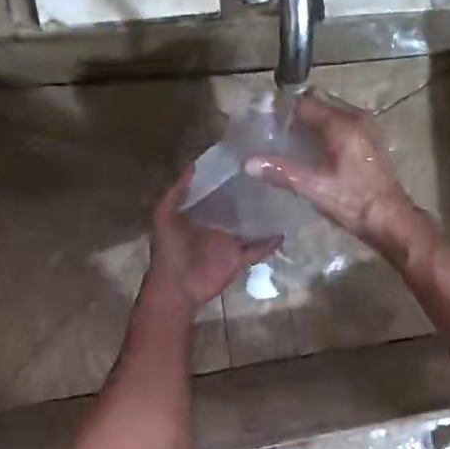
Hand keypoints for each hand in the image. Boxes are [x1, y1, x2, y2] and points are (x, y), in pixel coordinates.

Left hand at [140, 166, 281, 320]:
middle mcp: (217, 227)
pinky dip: (270, 244)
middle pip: (238, 209)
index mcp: (200, 216)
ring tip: (284, 200)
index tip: (244, 161)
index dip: (227, 180)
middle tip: (271, 176)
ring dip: (265, 218)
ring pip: (251, 228)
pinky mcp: (238, 260)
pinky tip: (284, 232)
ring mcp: (229, 244)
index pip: (216, 194)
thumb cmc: (168, 251)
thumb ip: (176, 192)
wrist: (176, 287)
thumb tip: (192, 164)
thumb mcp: (164, 216)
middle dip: (251, 196)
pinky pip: (257, 250)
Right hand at [243, 93, 433, 259]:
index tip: (260, 121)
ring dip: (307, 122)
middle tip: (269, 131)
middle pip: (316, 103)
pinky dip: (321, 130)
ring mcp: (365, 128)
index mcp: (342, 124)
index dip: (280, 110)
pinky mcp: (367, 141)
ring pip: (328, 114)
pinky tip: (306, 150)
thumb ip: (280, 172)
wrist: (391, 220)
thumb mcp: (313, 188)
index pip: (304, 103)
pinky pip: (338, 124)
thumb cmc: (354, 202)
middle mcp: (355, 118)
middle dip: (292, 114)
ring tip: (284, 140)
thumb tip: (247, 162)